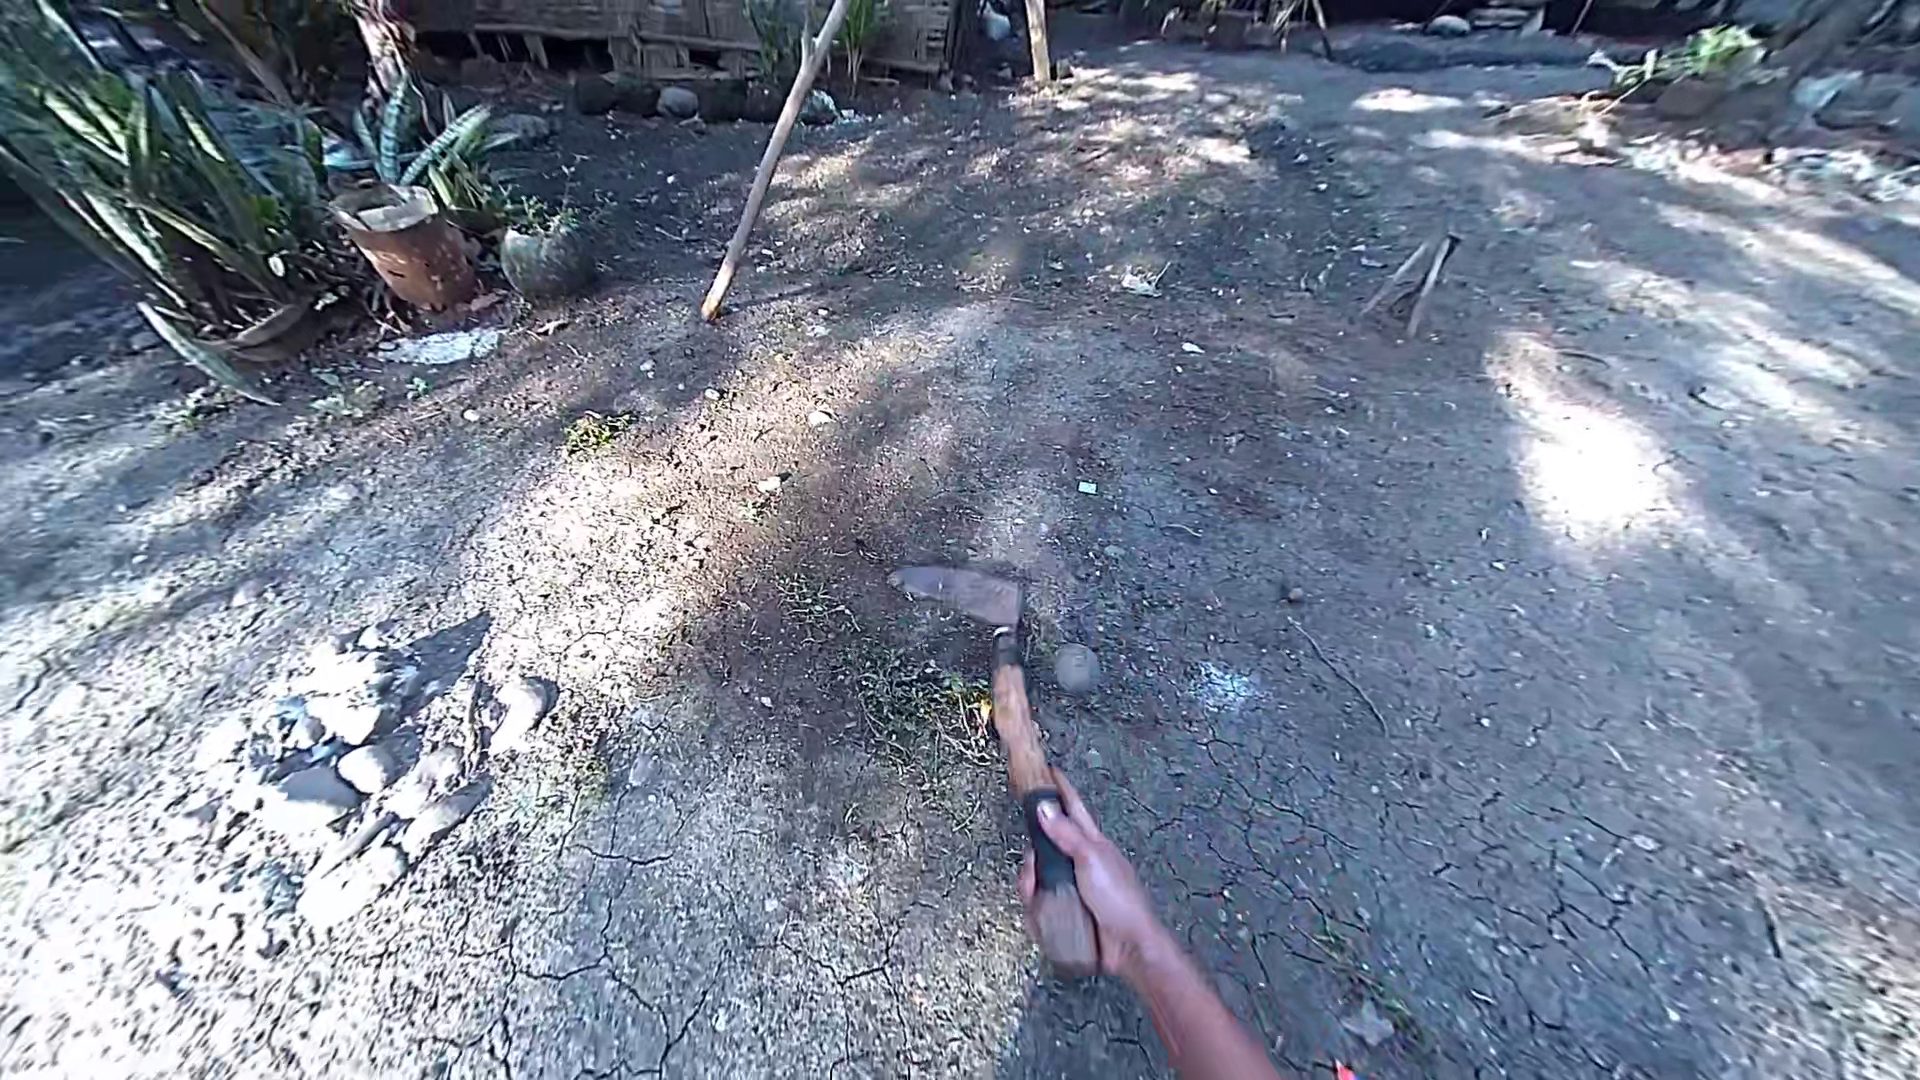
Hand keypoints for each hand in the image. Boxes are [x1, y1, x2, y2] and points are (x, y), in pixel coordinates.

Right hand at [1017, 768, 1168, 979]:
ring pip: (1040, 872)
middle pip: (1047, 842)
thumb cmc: (1120, 899)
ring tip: (1035, 891)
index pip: (1072, 805)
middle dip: (1034, 851)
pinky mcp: (1066, 908)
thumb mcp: (1091, 858)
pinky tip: (1040, 911)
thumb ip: (1066, 833)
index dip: (1061, 787)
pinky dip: (1036, 905)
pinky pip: (1041, 900)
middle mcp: (1080, 859)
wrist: (1130, 947)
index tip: (1049, 770)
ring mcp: (1073, 884)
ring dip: (1032, 882)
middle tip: (1032, 862)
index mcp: (1091, 840)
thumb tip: (1044, 806)